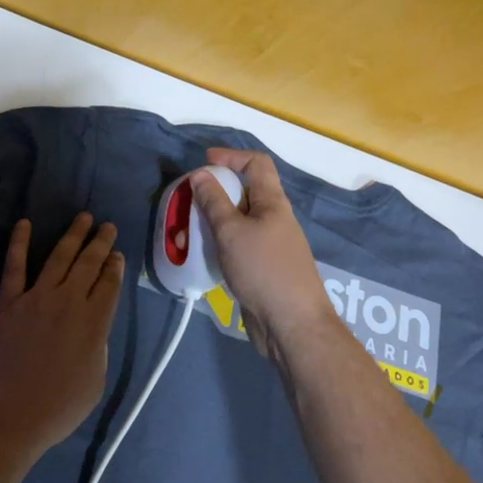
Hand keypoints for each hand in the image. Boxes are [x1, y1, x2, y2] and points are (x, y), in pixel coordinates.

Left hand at [0, 214, 124, 457]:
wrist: (5, 416)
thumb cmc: (55, 410)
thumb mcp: (94, 383)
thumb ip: (97, 348)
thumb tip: (94, 328)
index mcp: (93, 323)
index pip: (109, 285)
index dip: (115, 267)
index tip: (118, 254)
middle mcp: (68, 302)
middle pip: (88, 264)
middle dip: (101, 243)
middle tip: (108, 226)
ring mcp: (36, 297)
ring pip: (58, 257)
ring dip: (73, 235)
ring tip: (83, 218)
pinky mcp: (8, 301)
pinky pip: (14, 265)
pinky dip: (19, 242)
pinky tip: (24, 223)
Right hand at [190, 149, 335, 360]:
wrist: (293, 326)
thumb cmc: (264, 270)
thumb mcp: (231, 232)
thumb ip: (214, 202)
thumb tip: (201, 174)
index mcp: (273, 202)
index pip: (257, 164)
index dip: (232, 156)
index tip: (205, 161)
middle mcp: (275, 219)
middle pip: (246, 192)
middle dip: (217, 190)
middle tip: (190, 199)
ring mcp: (272, 245)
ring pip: (240, 220)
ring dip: (216, 219)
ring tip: (189, 228)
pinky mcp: (265, 268)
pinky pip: (239, 244)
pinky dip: (221, 242)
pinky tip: (204, 255)